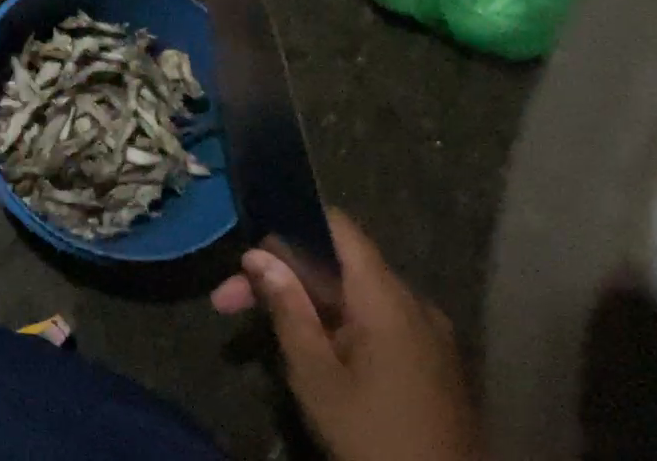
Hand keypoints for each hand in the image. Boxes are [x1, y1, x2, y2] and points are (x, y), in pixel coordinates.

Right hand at [211, 211, 483, 460]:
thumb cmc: (373, 433)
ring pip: (352, 293)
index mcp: (386, 299)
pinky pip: (375, 318)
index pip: (338, 228)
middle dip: (280, 275)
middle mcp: (412, 303)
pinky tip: (306, 344)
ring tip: (257, 323)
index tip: (248, 244)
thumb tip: (257, 255)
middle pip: (336, 265)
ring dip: (303, 300)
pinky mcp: (430, 358)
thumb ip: (287, 307)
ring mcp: (427, 332)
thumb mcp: (314, 373)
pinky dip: (334, 320)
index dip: (291, 223)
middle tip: (226, 302)